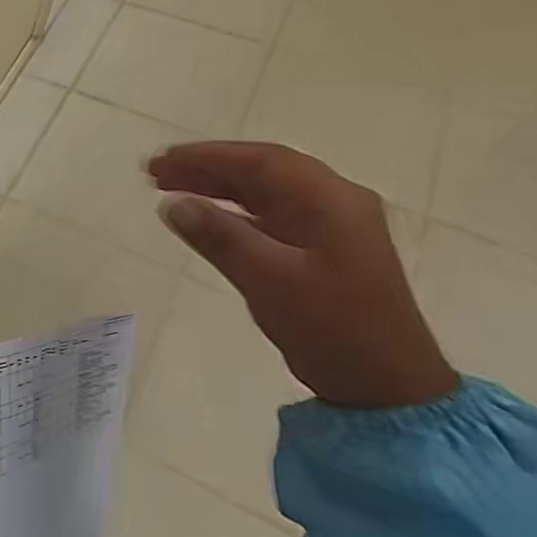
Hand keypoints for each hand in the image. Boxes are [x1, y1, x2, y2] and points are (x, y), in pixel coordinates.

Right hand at [147, 141, 458, 408]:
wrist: (380, 379)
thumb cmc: (328, 325)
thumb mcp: (267, 278)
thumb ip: (219, 236)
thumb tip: (172, 203)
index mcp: (329, 200)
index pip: (261, 161)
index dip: (207, 157)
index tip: (161, 161)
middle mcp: (332, 203)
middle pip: (263, 172)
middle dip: (208, 168)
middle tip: (155, 173)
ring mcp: (327, 227)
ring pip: (264, 195)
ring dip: (217, 189)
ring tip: (169, 188)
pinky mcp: (318, 252)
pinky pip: (268, 219)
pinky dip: (233, 214)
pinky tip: (205, 219)